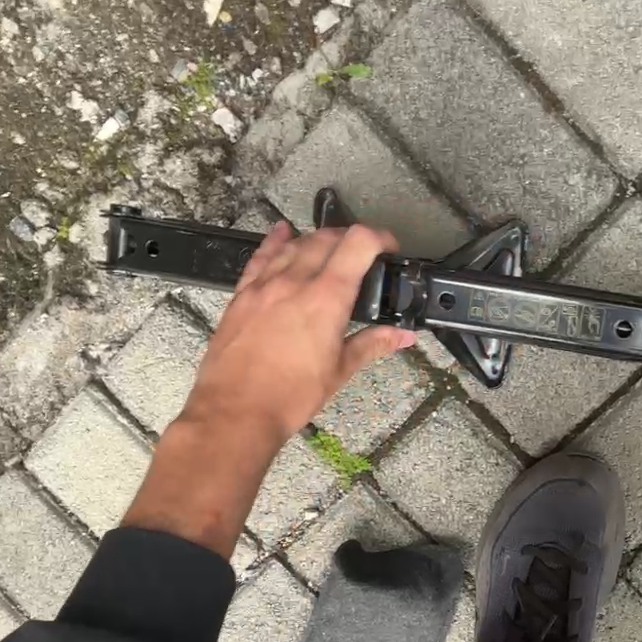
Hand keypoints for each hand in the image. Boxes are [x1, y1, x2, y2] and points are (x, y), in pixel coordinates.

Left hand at [122, 221, 414, 555]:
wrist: (237, 411)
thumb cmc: (290, 395)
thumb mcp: (340, 370)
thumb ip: (374, 344)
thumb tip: (404, 336)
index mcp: (326, 298)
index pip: (358, 245)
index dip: (380, 238)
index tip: (389, 247)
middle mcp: (294, 282)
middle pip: (327, 238)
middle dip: (351, 238)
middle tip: (364, 253)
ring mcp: (265, 285)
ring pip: (294, 244)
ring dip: (317, 239)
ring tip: (331, 246)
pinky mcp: (242, 295)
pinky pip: (261, 257)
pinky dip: (275, 241)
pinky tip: (282, 231)